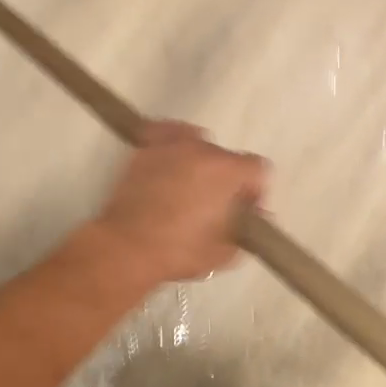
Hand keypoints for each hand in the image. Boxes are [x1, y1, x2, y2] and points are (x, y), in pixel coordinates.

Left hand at [93, 121, 266, 283]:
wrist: (127, 247)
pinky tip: (172, 160)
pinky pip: (166, 134)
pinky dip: (174, 144)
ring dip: (201, 164)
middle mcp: (203, 150)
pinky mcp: (144, 149)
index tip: (246, 211)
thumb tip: (252, 220)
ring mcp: (171, 145)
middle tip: (216, 207)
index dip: (255, 191)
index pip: (258, 169)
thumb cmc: (180, 252)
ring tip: (190, 189)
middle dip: (227, 180)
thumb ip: (245, 233)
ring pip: (198, 145)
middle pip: (227, 158)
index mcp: (228, 171)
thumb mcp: (224, 253)